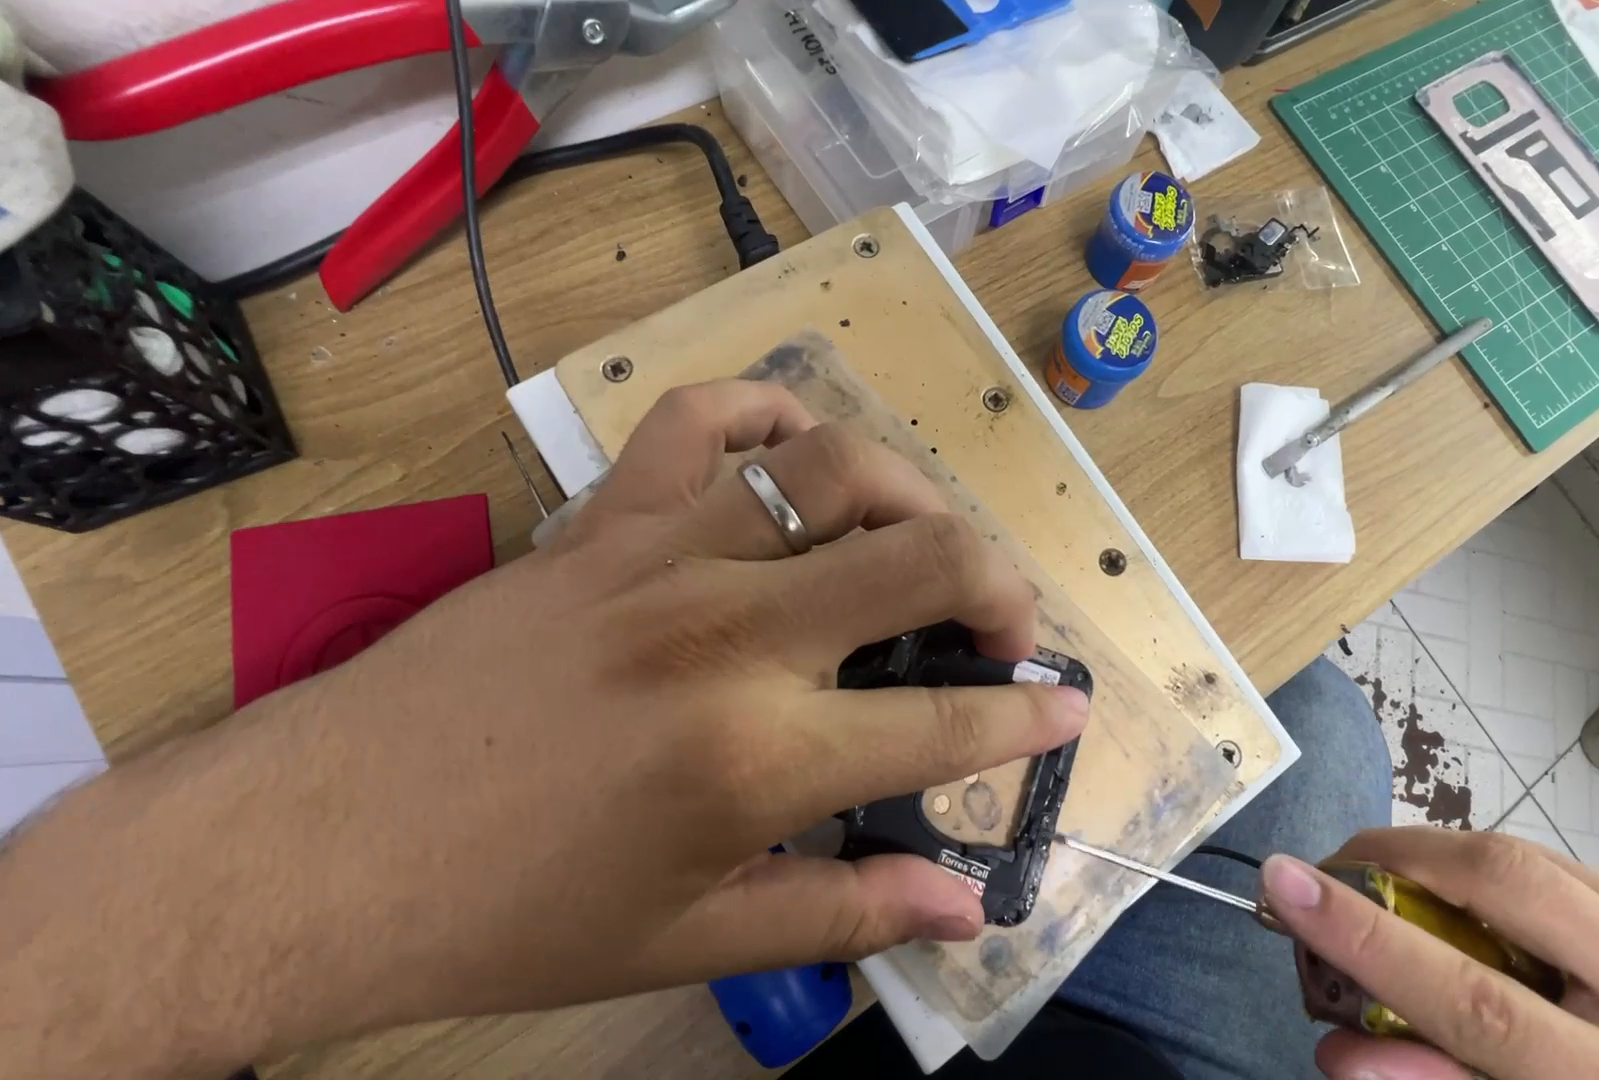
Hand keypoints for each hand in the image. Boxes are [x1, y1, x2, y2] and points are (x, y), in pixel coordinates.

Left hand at [0, 380, 1087, 1077]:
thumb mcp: (691, 940)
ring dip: (910, 494)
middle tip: (1000, 623)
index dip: (1027, 716)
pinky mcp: (600, 518)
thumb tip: (965, 907)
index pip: (943, 722)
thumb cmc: (511, 913)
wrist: (313, 851)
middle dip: (997, 585)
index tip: (1064, 705)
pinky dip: (769, 413)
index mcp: (757, 755)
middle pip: (920, 556)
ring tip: (920, 539)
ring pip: (832, 466)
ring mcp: (661, 555)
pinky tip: (797, 454)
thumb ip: (847, 916)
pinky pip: (703, 417)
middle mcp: (728, 633)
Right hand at [1259, 828, 1598, 1079]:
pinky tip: (1491, 922)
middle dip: (1397, 857)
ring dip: (1443, 866)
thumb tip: (1332, 1045)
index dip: (1364, 936)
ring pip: (1535, 862)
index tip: (1282, 880)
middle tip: (1333, 868)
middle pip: (1509, 884)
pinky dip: (1505, 886)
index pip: (1475, 1002)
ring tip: (1394, 890)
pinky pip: (1573, 876)